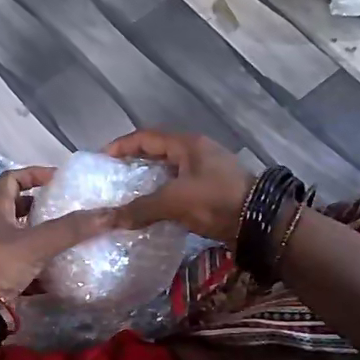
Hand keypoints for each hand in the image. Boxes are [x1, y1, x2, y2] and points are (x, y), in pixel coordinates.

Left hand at [0, 166, 118, 294]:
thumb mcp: (37, 242)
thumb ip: (72, 228)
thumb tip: (109, 214)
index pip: (10, 180)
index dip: (32, 174)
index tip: (56, 179)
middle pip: (18, 210)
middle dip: (43, 208)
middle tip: (68, 210)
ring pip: (24, 240)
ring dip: (46, 239)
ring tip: (72, 240)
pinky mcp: (3, 279)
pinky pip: (27, 269)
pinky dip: (45, 269)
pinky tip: (64, 272)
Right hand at [105, 130, 252, 242]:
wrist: (259, 222)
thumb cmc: (215, 201)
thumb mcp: (174, 201)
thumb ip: (140, 208)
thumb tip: (107, 219)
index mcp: (186, 144)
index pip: (146, 137)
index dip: (121, 146)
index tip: (101, 159)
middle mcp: (195, 153)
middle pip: (156, 154)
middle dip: (132, 165)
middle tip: (111, 180)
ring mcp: (205, 173)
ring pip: (168, 174)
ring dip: (147, 185)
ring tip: (125, 199)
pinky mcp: (210, 194)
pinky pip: (178, 191)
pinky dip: (162, 200)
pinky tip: (150, 214)